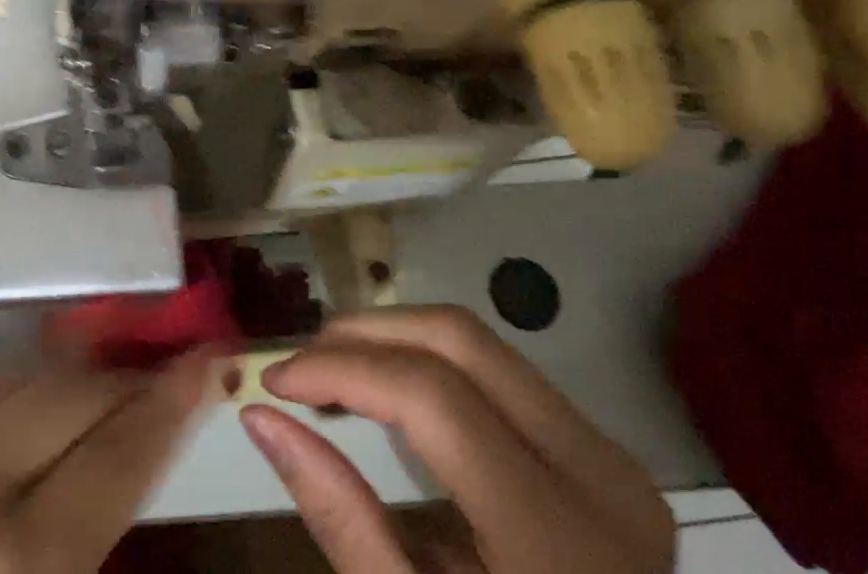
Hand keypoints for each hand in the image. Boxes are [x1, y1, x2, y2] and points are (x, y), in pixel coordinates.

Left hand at [0, 353, 215, 573]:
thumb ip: (83, 544)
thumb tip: (118, 468)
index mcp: (13, 561)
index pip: (117, 454)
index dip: (171, 402)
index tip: (206, 360)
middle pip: (61, 396)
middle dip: (119, 378)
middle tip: (156, 371)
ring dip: (54, 383)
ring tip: (91, 385)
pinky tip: (7, 417)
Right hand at [239, 306, 673, 573]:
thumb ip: (340, 519)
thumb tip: (260, 420)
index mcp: (554, 532)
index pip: (433, 397)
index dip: (341, 371)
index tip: (272, 385)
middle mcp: (595, 469)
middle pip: (460, 340)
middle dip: (363, 336)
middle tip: (298, 369)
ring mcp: (606, 456)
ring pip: (482, 345)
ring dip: (394, 343)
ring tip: (331, 375)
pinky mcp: (599, 453)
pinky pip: (500, 375)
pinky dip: (429, 366)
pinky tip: (386, 396)